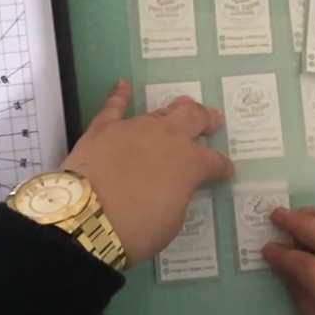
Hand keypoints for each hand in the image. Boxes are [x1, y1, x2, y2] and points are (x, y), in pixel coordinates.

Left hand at [62, 79, 234, 265]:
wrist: (88, 220)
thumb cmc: (138, 228)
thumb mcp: (173, 218)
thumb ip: (179, 193)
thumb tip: (175, 185)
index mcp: (189, 163)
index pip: (214, 161)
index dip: (221, 167)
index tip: (226, 171)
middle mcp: (166, 138)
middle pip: (193, 119)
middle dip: (206, 119)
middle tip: (213, 119)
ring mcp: (135, 129)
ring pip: (160, 112)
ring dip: (174, 110)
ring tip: (184, 105)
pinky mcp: (104, 129)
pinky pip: (114, 107)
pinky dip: (119, 95)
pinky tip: (123, 85)